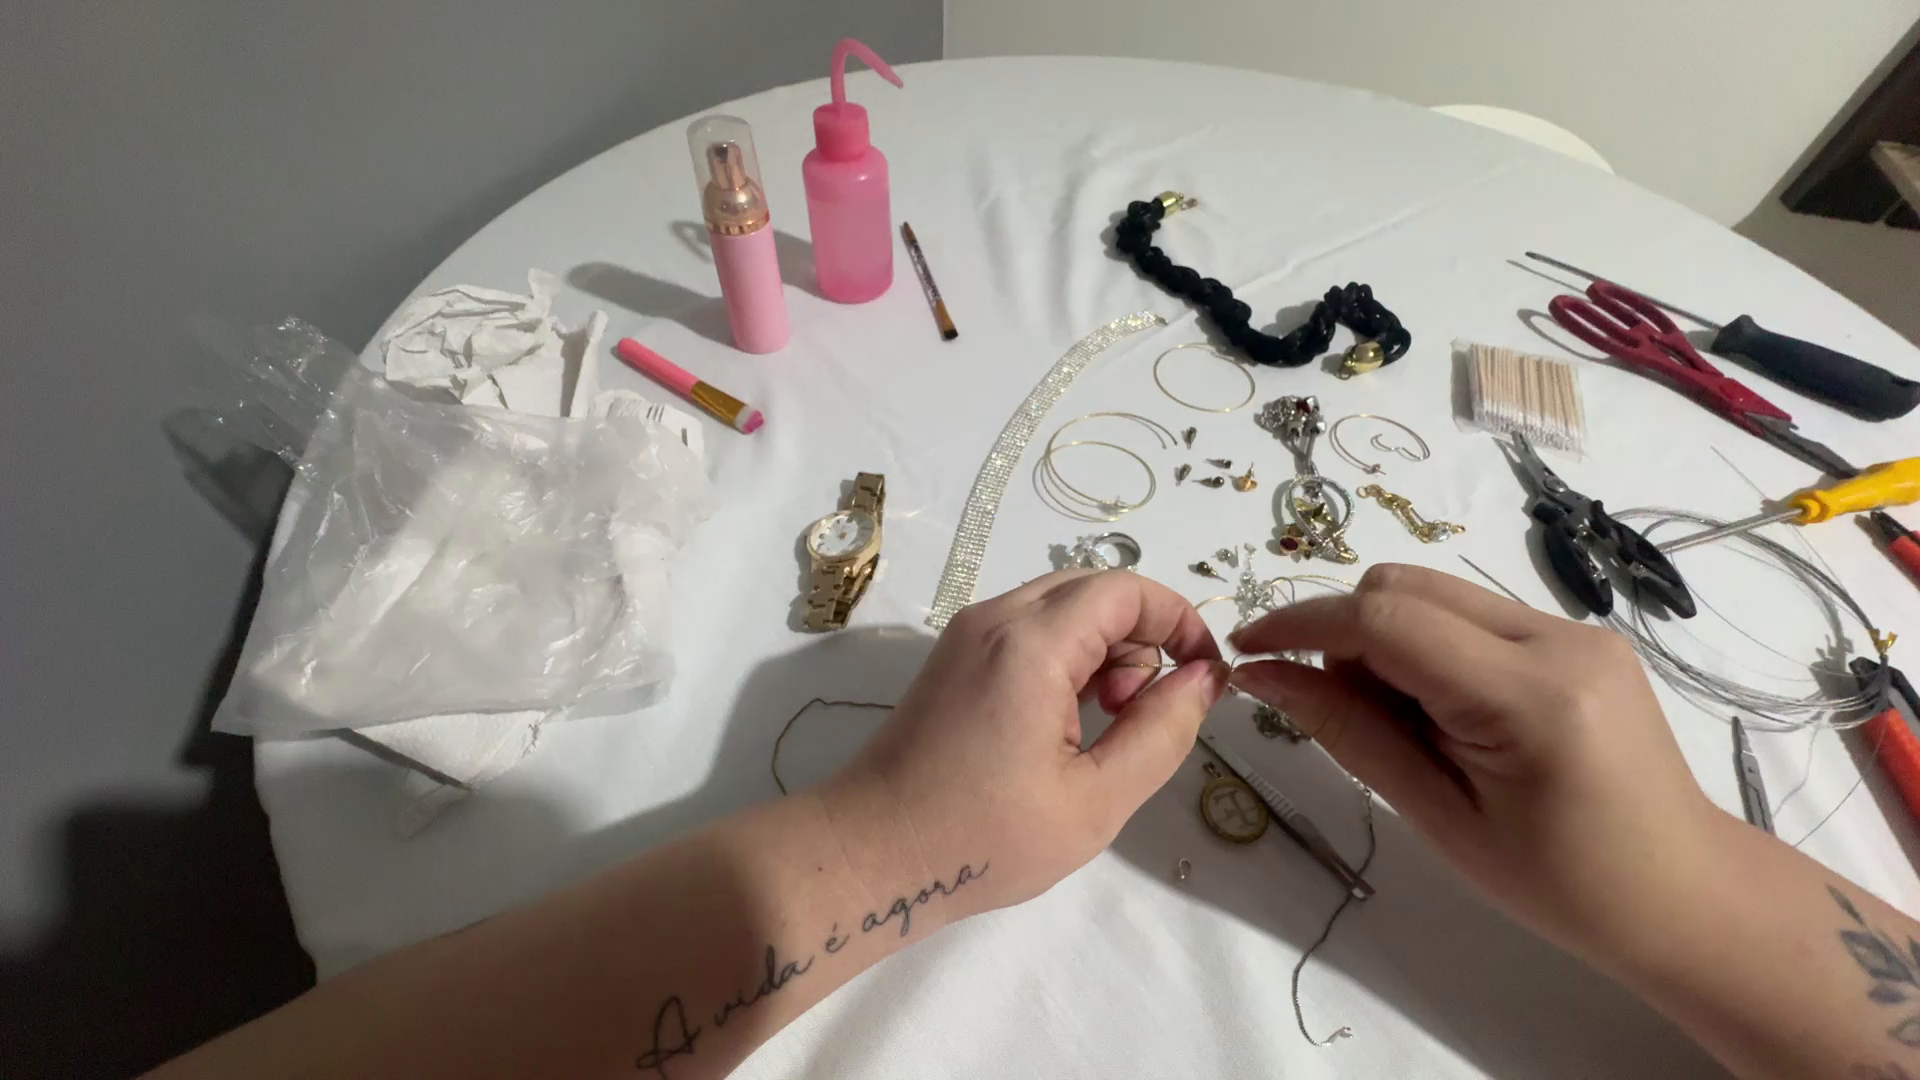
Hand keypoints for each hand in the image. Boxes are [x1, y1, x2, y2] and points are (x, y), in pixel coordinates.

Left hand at [824, 570, 1226, 922]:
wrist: (874, 850)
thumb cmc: (984, 837)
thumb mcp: (1096, 800)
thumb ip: (1162, 731)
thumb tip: (1204, 677)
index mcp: (1029, 644)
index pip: (1125, 589)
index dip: (1178, 620)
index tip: (1203, 676)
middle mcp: (994, 617)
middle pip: (1093, 590)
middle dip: (1139, 637)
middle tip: (1134, 712)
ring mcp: (968, 631)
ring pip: (1062, 606)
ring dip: (1101, 648)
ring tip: (1099, 722)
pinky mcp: (955, 653)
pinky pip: (1029, 628)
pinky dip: (1065, 655)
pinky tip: (1061, 719)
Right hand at [1227, 564, 1720, 957]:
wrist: (1691, 897)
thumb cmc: (1560, 882)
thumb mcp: (1435, 814)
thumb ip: (1345, 730)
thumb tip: (1258, 674)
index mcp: (1532, 696)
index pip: (1385, 621)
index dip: (1301, 624)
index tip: (1247, 649)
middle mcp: (1557, 638)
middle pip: (1399, 588)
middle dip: (1341, 634)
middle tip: (1339, 708)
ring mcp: (1569, 628)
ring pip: (1423, 592)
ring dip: (1376, 639)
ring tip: (1396, 717)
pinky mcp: (1566, 633)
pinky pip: (1455, 611)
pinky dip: (1414, 645)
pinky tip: (1433, 705)